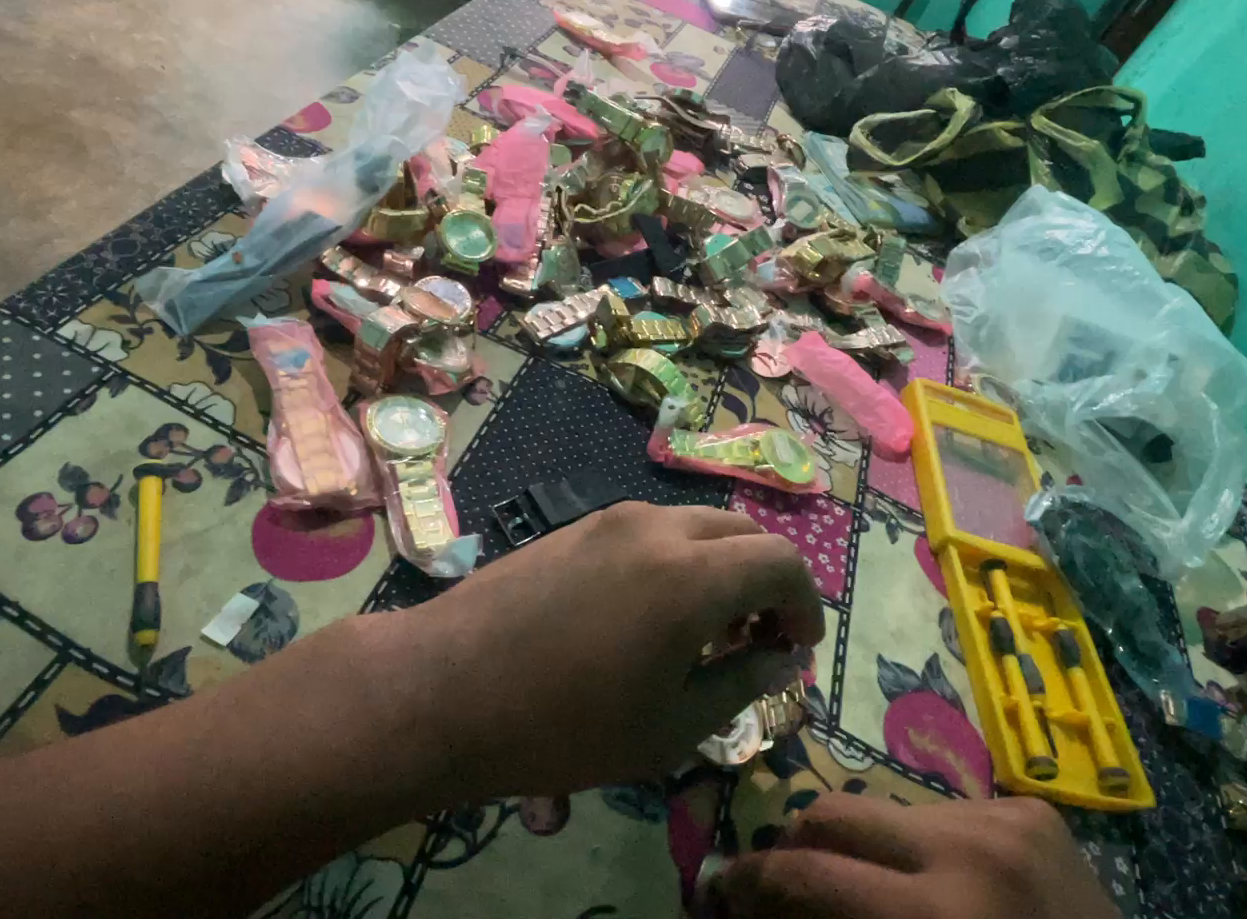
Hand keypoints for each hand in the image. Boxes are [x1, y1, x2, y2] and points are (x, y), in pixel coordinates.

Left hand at [396, 502, 822, 797]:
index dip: (804, 603)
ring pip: (695, 526)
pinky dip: (676, 558)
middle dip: (765, 581)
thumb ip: (741, 683)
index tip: (794, 647)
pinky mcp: (575, 526)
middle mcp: (656, 527)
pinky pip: (650, 530)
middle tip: (754, 638)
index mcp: (691, 574)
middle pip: (742, 533)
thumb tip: (778, 656)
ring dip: (719, 567)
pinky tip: (647, 611)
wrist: (443, 686)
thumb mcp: (670, 727)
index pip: (782, 561)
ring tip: (701, 629)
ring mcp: (609, 519)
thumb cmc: (563, 724)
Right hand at [708, 793, 1119, 918]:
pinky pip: (941, 811)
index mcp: (943, 918)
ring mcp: (1008, 817)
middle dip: (795, 848)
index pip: (809, 875)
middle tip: (784, 883)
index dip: (753, 883)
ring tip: (873, 891)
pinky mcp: (1032, 808)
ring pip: (885, 808)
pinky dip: (924, 846)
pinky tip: (943, 882)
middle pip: (834, 813)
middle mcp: (972, 849)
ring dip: (864, 850)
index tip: (725, 891)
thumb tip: (760, 911)